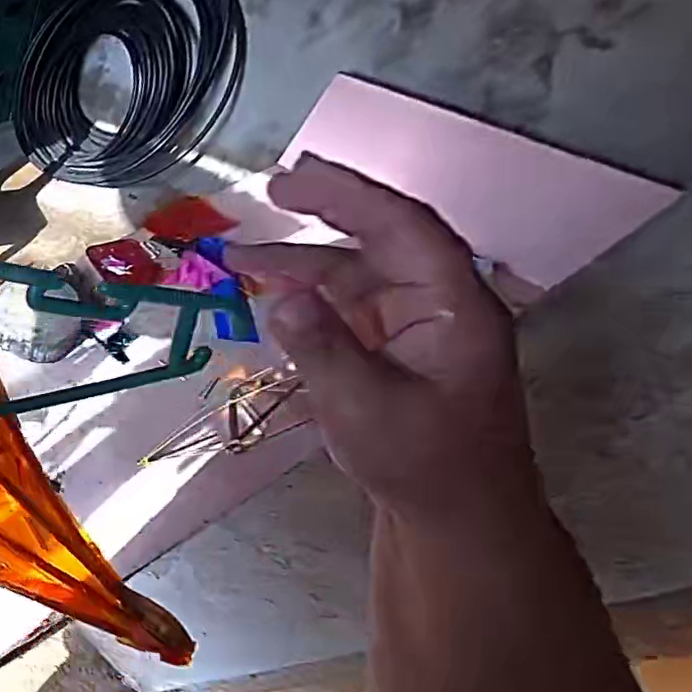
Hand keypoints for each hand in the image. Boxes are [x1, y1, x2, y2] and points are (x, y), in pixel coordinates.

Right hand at [226, 157, 541, 522]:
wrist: (451, 512)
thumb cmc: (422, 462)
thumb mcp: (365, 409)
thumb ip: (322, 350)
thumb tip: (279, 301)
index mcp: (452, 306)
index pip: (402, 227)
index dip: (349, 195)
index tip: (295, 178)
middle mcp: (433, 302)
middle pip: (375, 241)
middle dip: (322, 215)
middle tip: (269, 195)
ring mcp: (408, 323)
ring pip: (352, 274)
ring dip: (299, 265)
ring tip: (240, 261)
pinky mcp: (387, 345)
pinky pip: (342, 307)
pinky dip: (304, 299)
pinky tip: (269, 299)